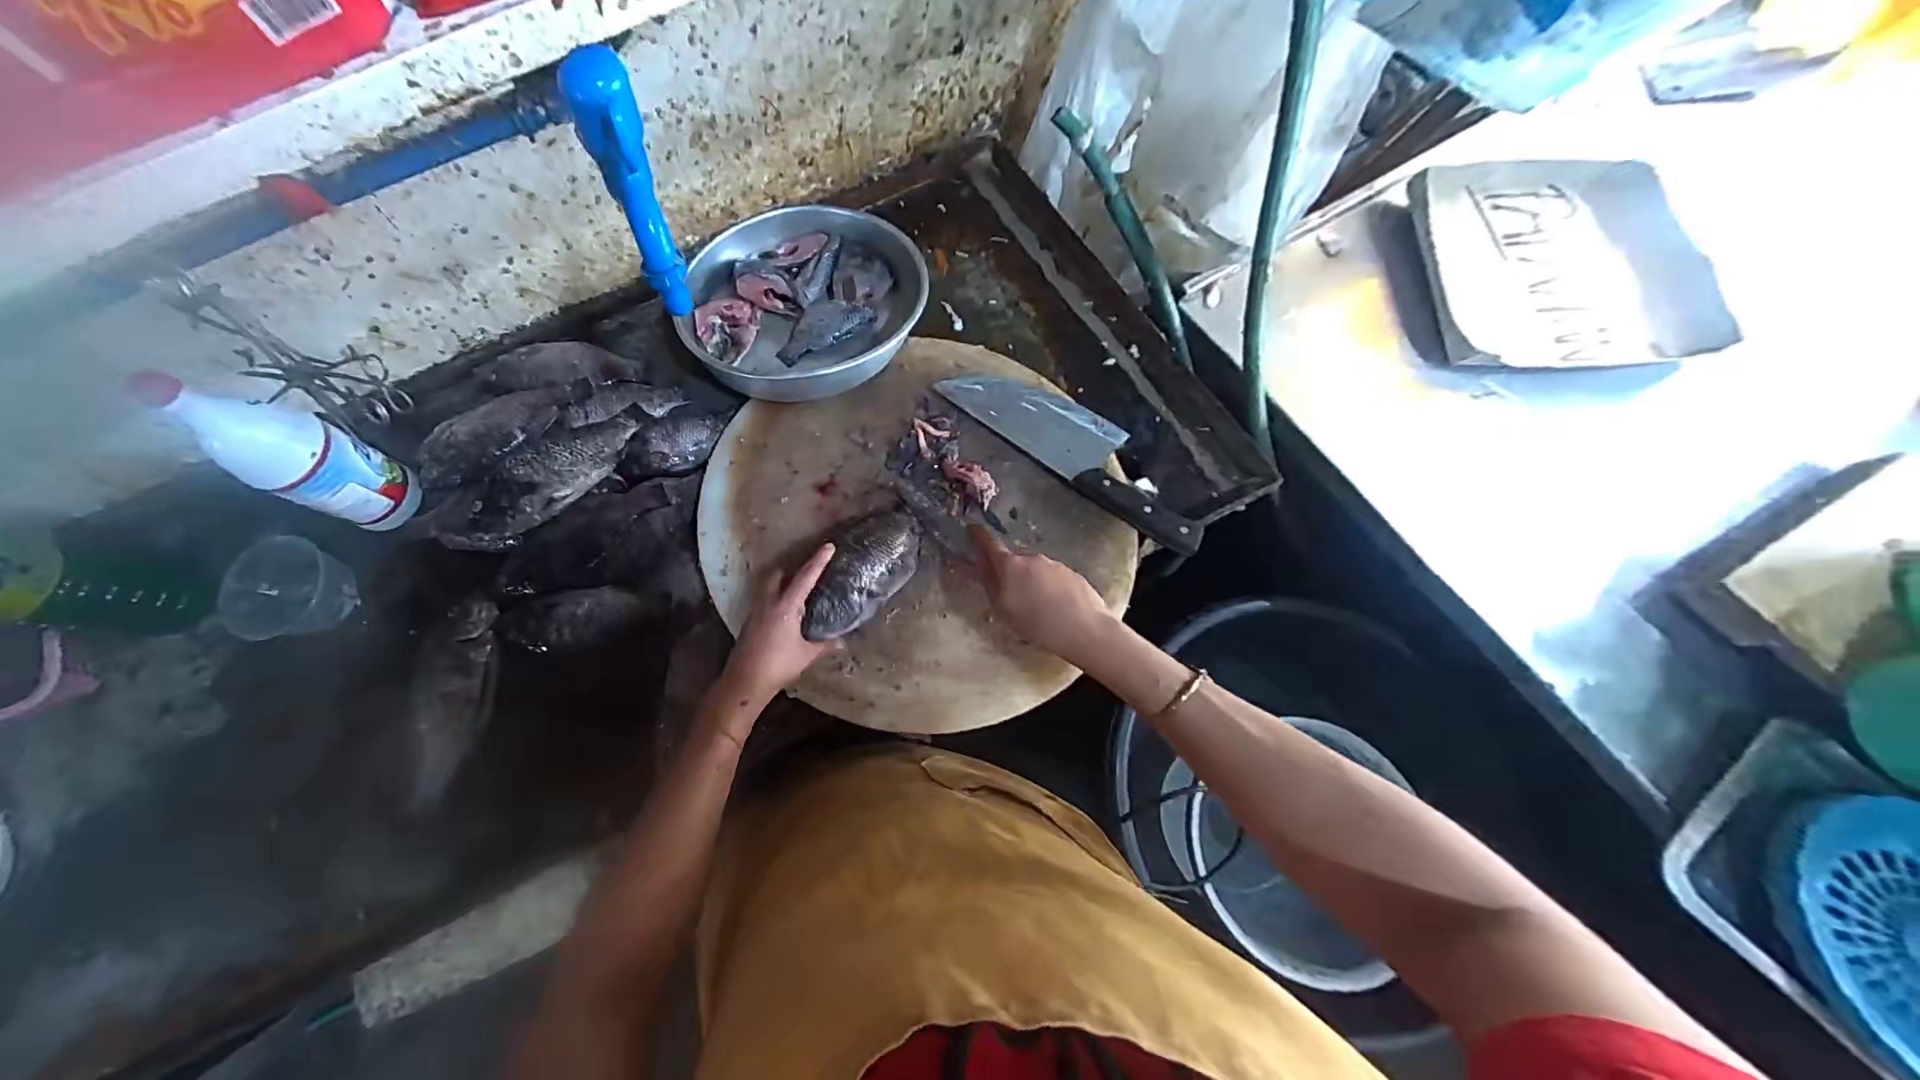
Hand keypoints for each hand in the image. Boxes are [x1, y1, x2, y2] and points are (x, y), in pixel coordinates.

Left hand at [723, 542, 837, 699]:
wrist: (744, 682)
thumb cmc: (778, 665)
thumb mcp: (806, 655)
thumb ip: (825, 645)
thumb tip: (842, 642)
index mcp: (786, 606)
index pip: (805, 577)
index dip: (818, 561)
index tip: (828, 546)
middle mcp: (769, 603)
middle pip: (776, 574)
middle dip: (791, 567)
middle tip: (807, 568)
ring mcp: (756, 612)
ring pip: (767, 586)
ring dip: (780, 581)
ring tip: (796, 586)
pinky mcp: (750, 622)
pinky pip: (763, 600)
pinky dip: (775, 596)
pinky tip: (784, 610)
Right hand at [970, 525, 1115, 661]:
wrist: (1084, 628)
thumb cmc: (1037, 623)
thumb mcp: (1004, 609)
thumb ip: (989, 583)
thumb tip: (980, 564)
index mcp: (1010, 565)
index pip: (990, 544)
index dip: (979, 537)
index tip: (973, 530)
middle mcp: (1032, 558)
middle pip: (1014, 560)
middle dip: (1009, 572)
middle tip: (1012, 596)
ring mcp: (1054, 564)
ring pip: (1035, 569)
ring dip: (1031, 581)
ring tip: (1037, 607)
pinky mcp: (1071, 572)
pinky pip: (1052, 577)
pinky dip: (1048, 587)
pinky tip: (1055, 606)